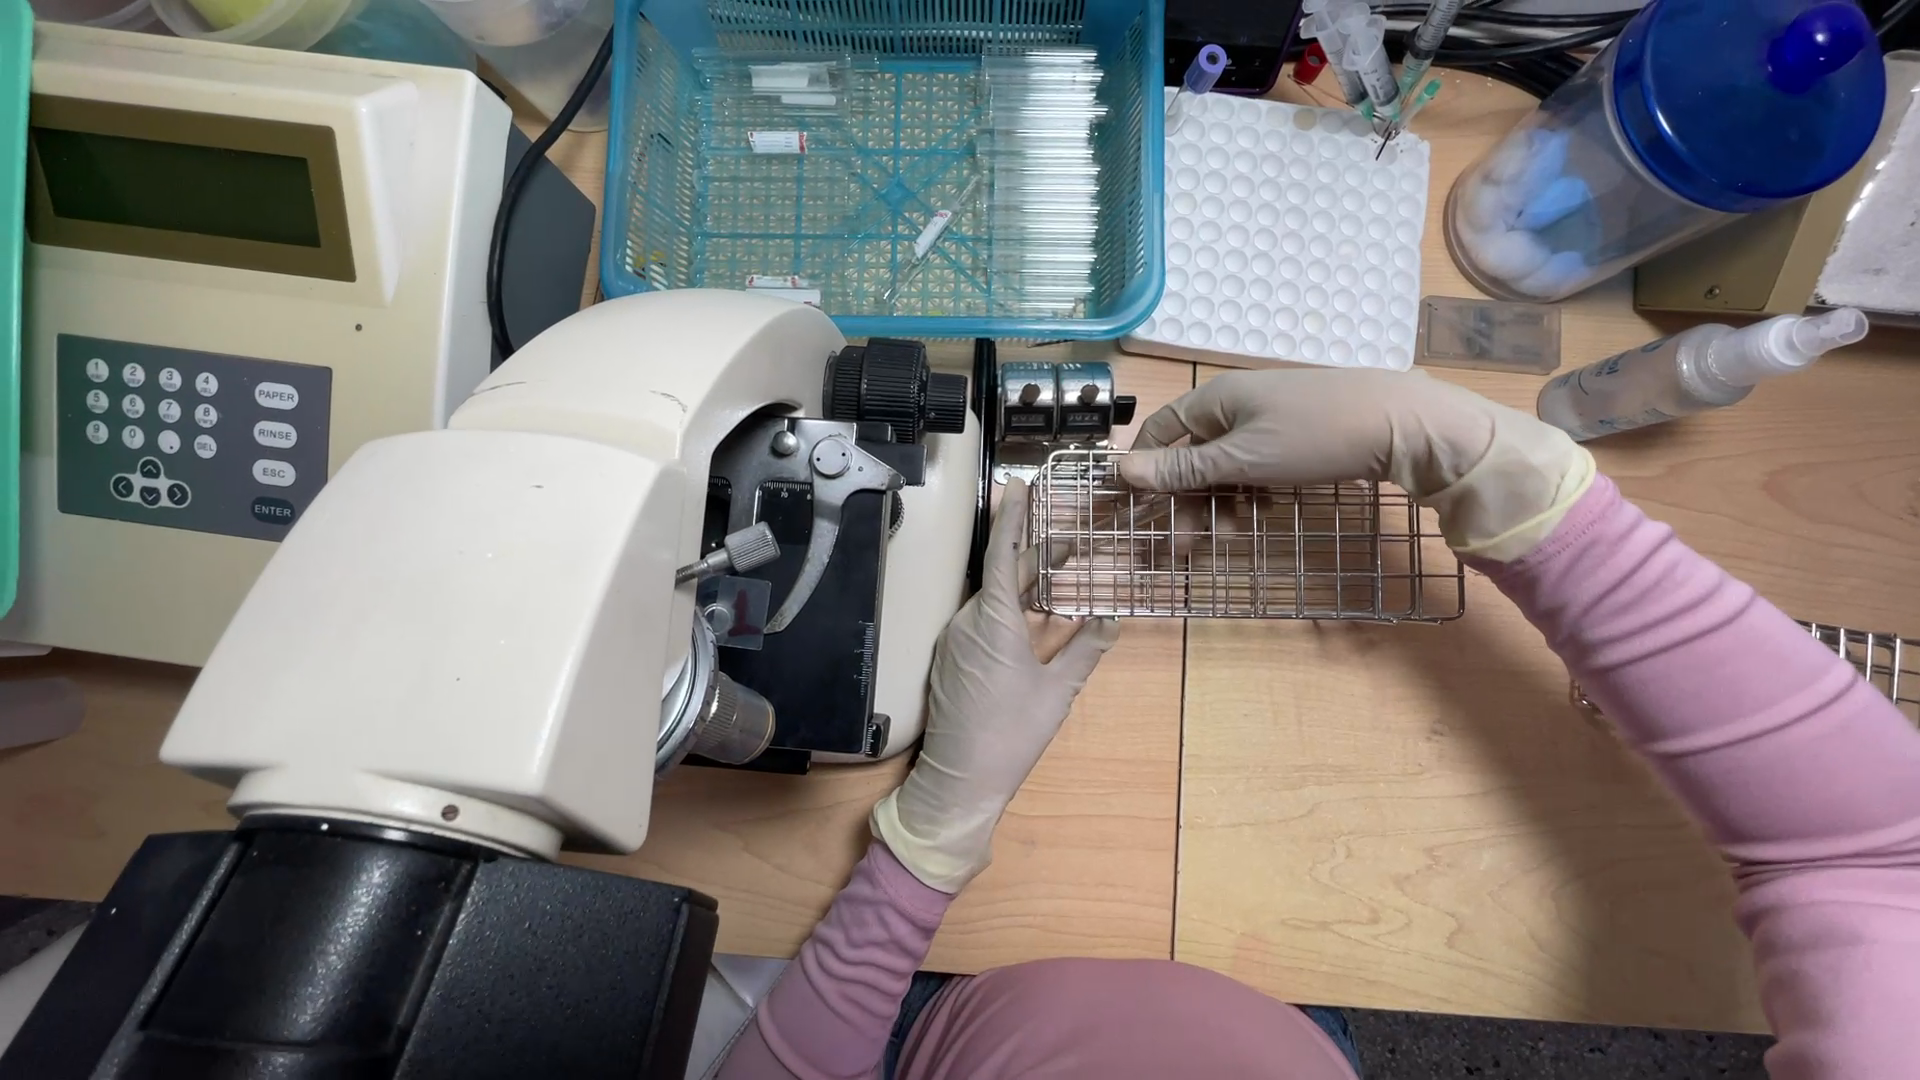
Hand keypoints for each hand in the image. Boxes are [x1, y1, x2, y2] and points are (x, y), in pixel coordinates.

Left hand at [871, 479, 1120, 892]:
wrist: (959, 780)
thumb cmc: (1011, 734)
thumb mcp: (1057, 692)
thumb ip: (1086, 649)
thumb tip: (1112, 618)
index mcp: (992, 621)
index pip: (1001, 552)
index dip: (1013, 516)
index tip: (1019, 485)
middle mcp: (966, 621)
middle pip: (1000, 575)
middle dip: (1033, 556)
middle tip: (1072, 544)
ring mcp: (953, 640)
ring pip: (989, 598)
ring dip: (1020, 584)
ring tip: (1056, 577)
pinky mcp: (949, 658)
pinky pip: (979, 619)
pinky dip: (1005, 608)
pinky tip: (1029, 617)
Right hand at [1117, 369, 1593, 560]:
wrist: (1406, 422)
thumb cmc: (1313, 436)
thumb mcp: (1242, 459)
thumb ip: (1182, 469)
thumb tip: (1121, 470)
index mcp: (1216, 399)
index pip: (1160, 430)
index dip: (1144, 467)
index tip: (1136, 507)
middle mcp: (1236, 403)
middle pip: (1192, 453)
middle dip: (1186, 499)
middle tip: (1185, 545)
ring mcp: (1268, 416)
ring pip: (1225, 463)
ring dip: (1218, 501)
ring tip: (1228, 535)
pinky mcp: (1295, 432)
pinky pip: (1254, 463)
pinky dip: (1249, 490)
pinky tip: (1260, 513)